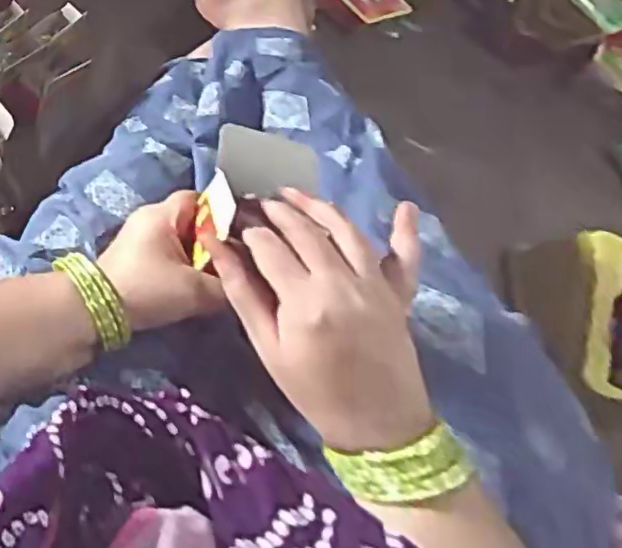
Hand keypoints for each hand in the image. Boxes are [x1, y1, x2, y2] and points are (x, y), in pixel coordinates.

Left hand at [98, 191, 230, 332]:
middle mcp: (148, 216)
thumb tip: (242, 278)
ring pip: (179, 235)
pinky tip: (195, 282)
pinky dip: (182, 261)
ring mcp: (139, 233)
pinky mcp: (135, 252)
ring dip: (198, 253)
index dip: (222, 213)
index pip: (198, 198)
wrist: (100, 306)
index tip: (241, 235)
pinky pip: (166, 248)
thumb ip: (227, 282)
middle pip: (191, 218)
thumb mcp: (196, 290)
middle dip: (212, 238)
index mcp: (161, 214)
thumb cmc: (148, 288)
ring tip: (218, 274)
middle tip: (233, 260)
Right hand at [203, 188, 432, 452]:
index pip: (268, 244)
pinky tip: (405, 208)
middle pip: (303, 230)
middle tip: (252, 202)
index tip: (230, 219)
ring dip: (316, 205)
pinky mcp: (399, 297)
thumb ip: (241, 290)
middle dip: (273, 209)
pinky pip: (406, 259)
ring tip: (290, 193)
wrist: (380, 429)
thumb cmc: (312, 389)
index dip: (246, 226)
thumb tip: (215, 244)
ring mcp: (375, 288)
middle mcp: (342, 285)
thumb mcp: (266, 345)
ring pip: (345, 230)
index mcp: (304, 302)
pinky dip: (406, 232)